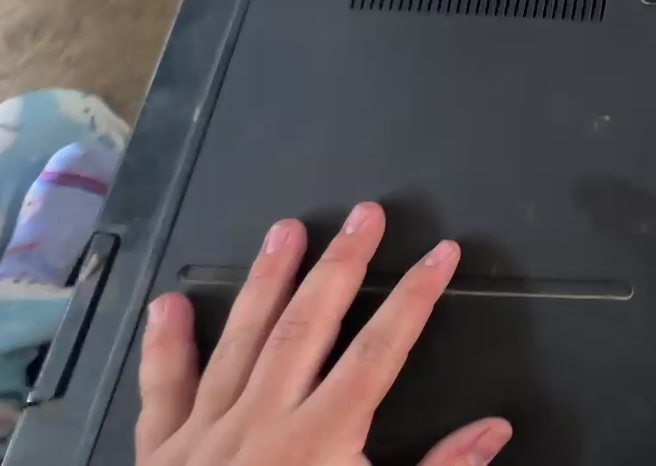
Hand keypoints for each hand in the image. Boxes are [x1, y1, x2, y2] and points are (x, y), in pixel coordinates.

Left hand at [137, 203, 511, 465]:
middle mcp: (261, 424)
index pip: (381, 348)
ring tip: (286, 229)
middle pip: (307, 326)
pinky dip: (164, 349)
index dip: (417, 295)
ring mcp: (204, 438)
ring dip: (266, 281)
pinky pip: (162, 395)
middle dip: (341, 264)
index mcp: (319, 441)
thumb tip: (498, 426)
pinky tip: (167, 305)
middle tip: (365, 214)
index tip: (444, 251)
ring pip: (240, 342)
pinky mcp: (158, 459)